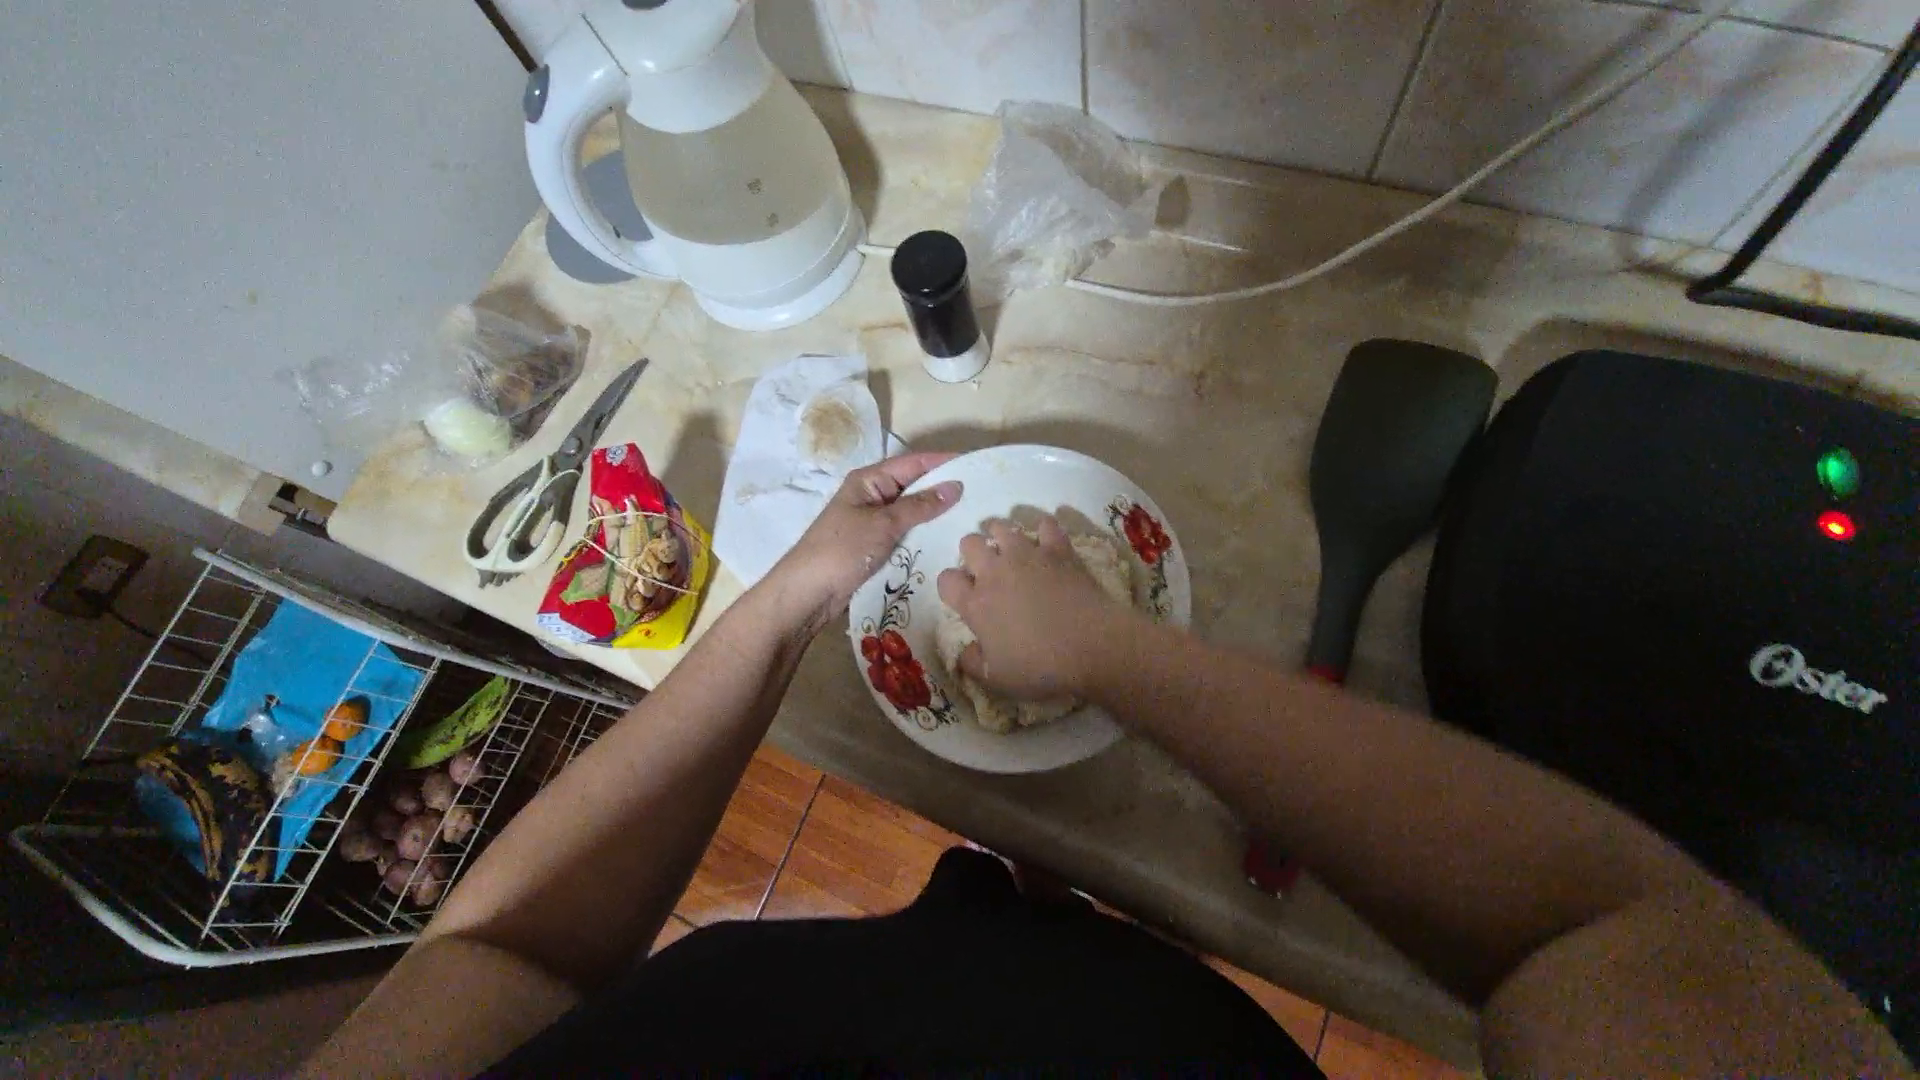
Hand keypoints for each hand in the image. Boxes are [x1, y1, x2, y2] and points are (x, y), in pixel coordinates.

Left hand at [767, 452, 961, 631]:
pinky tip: (947, 541)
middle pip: (914, 486)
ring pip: (911, 512)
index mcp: (868, 480)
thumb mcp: (884, 524)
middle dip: (944, 489)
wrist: (807, 593)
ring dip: (936, 515)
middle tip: (981, 494)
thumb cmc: (842, 550)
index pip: (913, 463)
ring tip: (971, 517)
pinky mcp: (874, 546)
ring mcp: (872, 522)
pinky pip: (905, 533)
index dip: (944, 462)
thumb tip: (955, 486)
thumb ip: (920, 506)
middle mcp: (871, 496)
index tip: (976, 465)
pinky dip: (924, 535)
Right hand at [935, 516, 1133, 700]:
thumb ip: (973, 664)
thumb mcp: (998, 680)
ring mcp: (1027, 555)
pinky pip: (1045, 525)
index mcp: (976, 604)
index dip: (951, 587)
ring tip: (1010, 551)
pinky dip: (1044, 529)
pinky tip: (1047, 541)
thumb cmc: (1042, 667)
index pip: (946, 580)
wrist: (1093, 646)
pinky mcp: (1058, 549)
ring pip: (1001, 527)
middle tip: (986, 570)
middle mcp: (995, 572)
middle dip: (972, 553)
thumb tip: (965, 652)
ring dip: (1001, 536)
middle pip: (969, 543)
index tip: (962, 597)